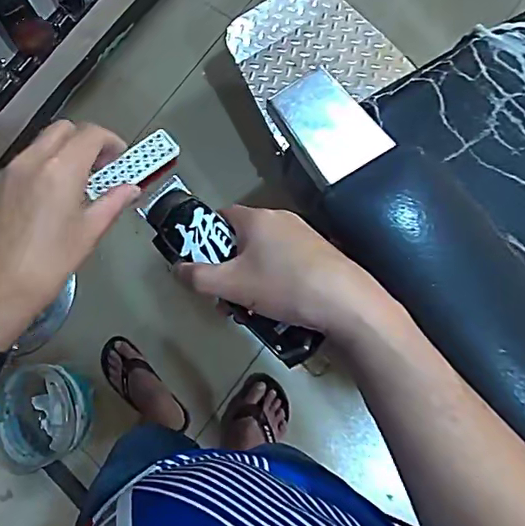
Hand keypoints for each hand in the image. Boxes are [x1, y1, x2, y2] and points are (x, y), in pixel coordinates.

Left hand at [0, 121, 138, 351]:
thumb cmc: (42, 268)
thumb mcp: (87, 235)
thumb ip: (112, 203)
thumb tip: (128, 189)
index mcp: (59, 170)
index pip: (91, 134)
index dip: (111, 141)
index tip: (119, 156)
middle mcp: (29, 163)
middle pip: (63, 129)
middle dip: (85, 140)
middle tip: (100, 166)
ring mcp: (7, 174)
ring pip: (39, 144)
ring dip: (61, 152)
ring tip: (76, 184)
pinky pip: (21, 164)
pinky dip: (39, 167)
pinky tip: (47, 198)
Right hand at [175, 206, 403, 341]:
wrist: (347, 303)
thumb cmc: (285, 285)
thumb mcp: (232, 286)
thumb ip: (199, 277)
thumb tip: (177, 270)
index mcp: (256, 218)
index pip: (220, 217)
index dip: (206, 239)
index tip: (203, 265)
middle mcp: (280, 219)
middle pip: (242, 239)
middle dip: (230, 268)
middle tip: (227, 296)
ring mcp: (303, 236)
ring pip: (264, 255)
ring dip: (252, 279)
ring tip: (254, 309)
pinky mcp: (320, 255)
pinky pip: (286, 264)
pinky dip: (276, 282)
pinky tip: (281, 308)